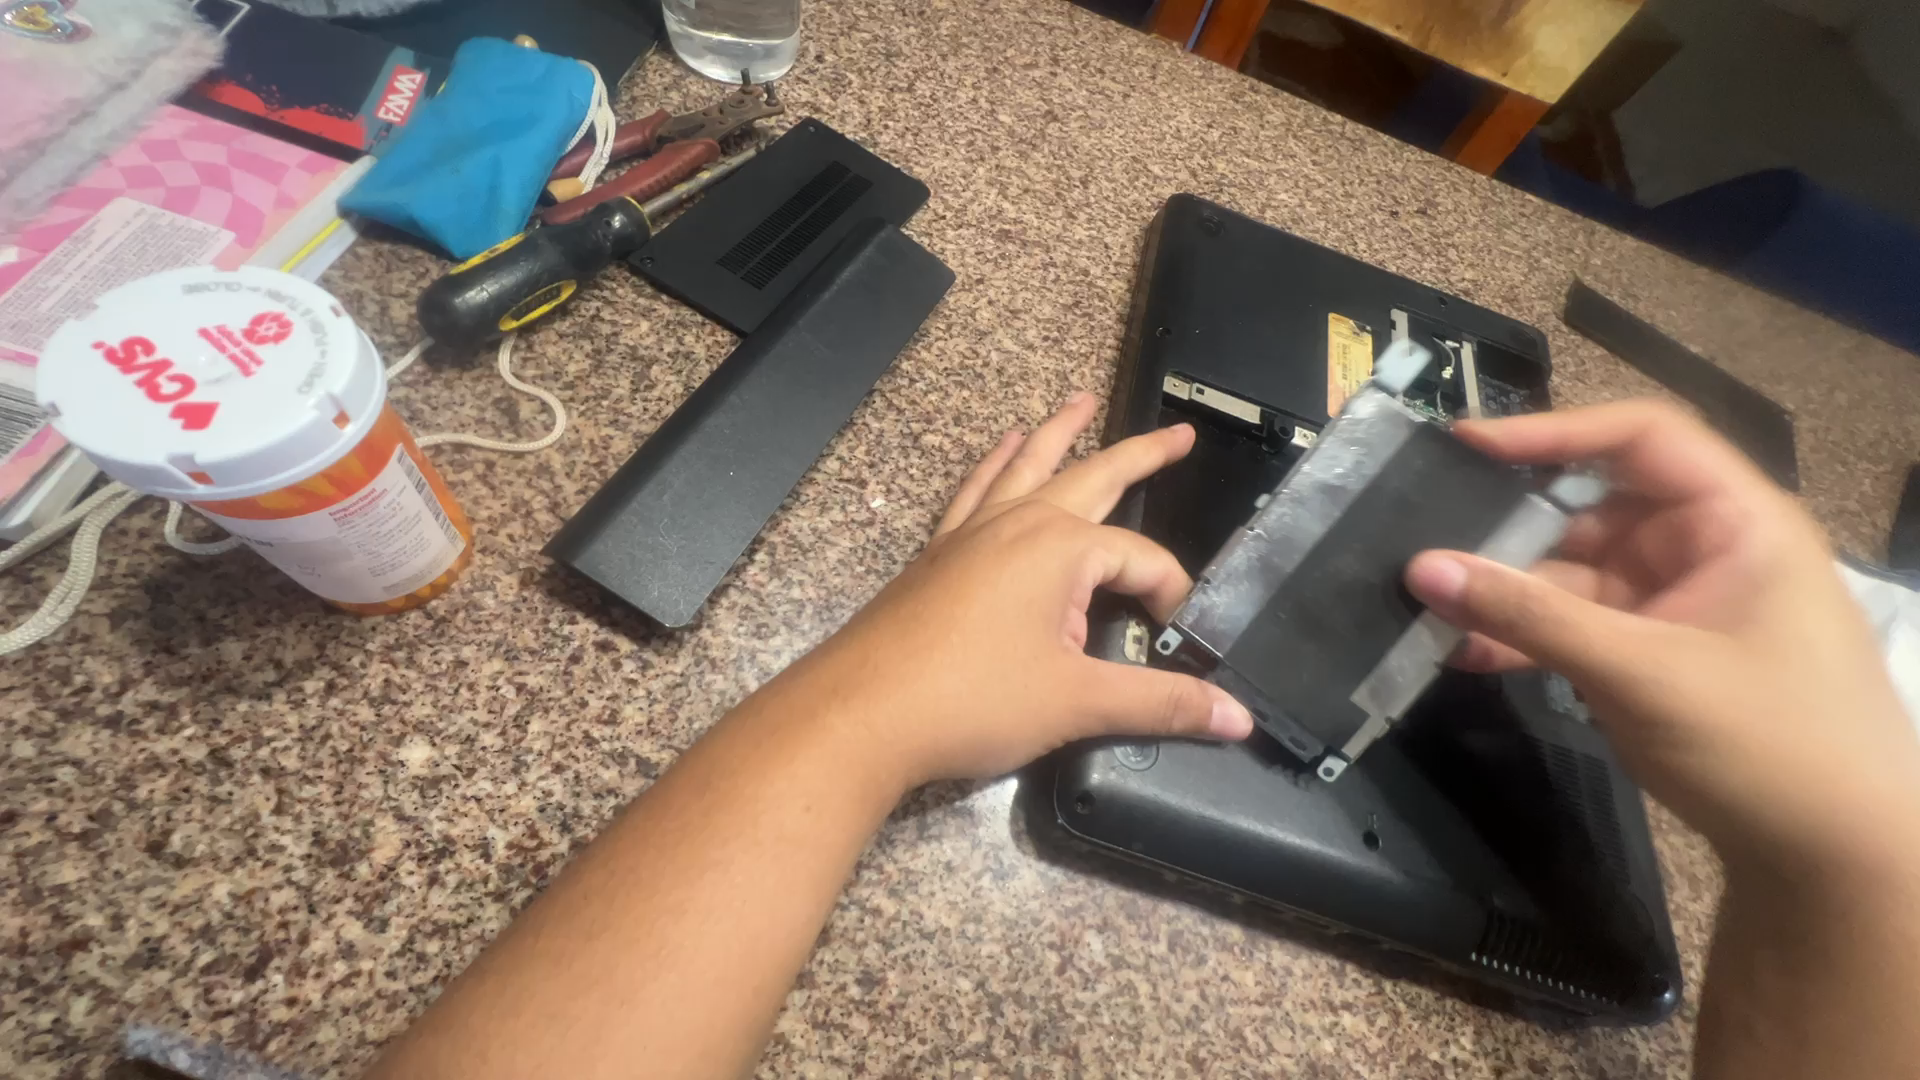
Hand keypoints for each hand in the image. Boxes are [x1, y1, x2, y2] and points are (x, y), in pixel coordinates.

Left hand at [786, 394, 1253, 791]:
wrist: (861, 713)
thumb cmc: (972, 700)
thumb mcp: (1076, 701)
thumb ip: (1159, 702)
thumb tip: (1237, 718)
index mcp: (1060, 547)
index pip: (1141, 561)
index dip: (1169, 597)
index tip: (1177, 638)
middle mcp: (1017, 521)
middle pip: (1092, 475)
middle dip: (1139, 454)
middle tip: (1177, 432)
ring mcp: (972, 531)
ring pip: (1025, 467)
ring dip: (1057, 434)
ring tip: (1080, 401)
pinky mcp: (940, 551)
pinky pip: (974, 490)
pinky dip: (993, 464)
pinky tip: (1000, 448)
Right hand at [1402, 400, 1919, 878]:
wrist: (1831, 858)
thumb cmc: (1770, 743)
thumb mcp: (1639, 669)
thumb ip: (1525, 614)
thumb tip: (1419, 568)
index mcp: (1731, 523)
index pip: (1639, 439)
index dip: (1551, 432)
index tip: (1465, 447)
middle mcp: (1692, 549)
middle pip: (1580, 509)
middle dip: (1502, 530)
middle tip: (1422, 539)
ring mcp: (1660, 601)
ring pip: (1556, 572)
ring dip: (1495, 594)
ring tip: (1425, 609)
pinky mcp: (1632, 647)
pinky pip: (1554, 623)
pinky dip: (1508, 635)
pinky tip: (1459, 653)